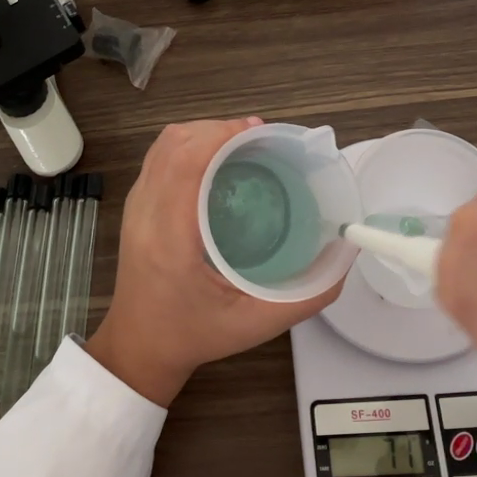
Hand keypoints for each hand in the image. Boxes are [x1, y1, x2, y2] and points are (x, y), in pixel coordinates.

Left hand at [87, 118, 342, 405]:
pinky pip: (157, 158)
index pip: (184, 164)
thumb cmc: (194, 335)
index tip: (256, 131)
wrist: (139, 348)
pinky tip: (213, 159)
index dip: (219, 135)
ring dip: (199, 133)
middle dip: (215, 128)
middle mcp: (146, 213)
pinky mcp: (134, 206)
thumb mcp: (256, 323)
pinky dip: (185, 146)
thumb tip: (342, 258)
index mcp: (171, 238)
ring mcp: (135, 206)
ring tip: (238, 143)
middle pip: (173, 144)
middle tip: (256, 138)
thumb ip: (304, 296)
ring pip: (162, 146)